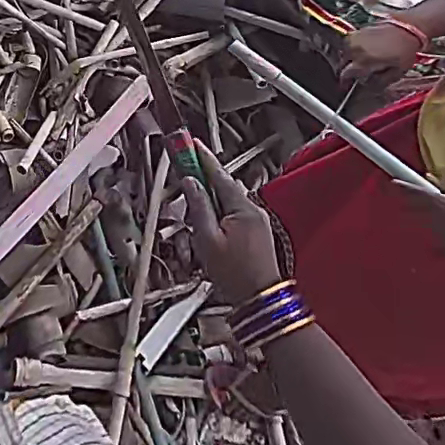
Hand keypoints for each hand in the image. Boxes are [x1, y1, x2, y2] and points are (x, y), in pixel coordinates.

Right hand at [183, 137, 283, 299]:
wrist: (261, 302)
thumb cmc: (235, 274)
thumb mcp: (207, 239)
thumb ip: (198, 207)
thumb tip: (191, 183)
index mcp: (242, 208)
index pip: (218, 174)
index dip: (202, 157)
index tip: (189, 142)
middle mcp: (253, 210)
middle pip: (223, 184)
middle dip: (202, 175)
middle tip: (183, 166)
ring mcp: (256, 220)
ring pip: (227, 197)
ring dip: (209, 194)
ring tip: (191, 198)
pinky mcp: (256, 231)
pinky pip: (233, 209)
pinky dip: (218, 206)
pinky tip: (206, 216)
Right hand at [341, 23, 422, 82]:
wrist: (408, 28)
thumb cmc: (405, 51)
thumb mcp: (397, 71)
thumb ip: (380, 81)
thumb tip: (367, 86)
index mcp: (363, 61)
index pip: (345, 74)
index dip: (346, 81)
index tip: (347, 85)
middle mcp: (353, 50)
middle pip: (342, 63)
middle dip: (347, 69)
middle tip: (356, 73)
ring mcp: (352, 39)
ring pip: (343, 53)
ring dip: (348, 59)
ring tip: (358, 62)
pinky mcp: (355, 32)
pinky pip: (347, 44)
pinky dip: (351, 49)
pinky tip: (361, 51)